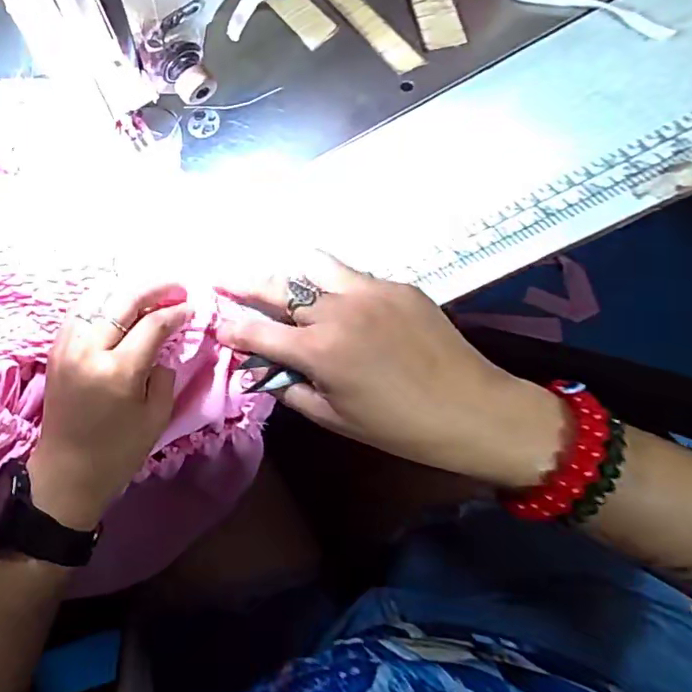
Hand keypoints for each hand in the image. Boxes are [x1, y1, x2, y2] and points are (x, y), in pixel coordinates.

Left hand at [27, 279, 191, 529]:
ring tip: (150, 291)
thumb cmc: (118, 451)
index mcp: (118, 371)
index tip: (191, 308)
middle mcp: (90, 350)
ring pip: (97, 297)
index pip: (153, 324)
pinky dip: (101, 301)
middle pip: (124, 300)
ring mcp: (67, 346)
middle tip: (177, 287)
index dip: (176, 312)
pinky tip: (118, 303)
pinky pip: (80, 311)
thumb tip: (165, 342)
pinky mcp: (55, 349)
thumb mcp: (156, 416)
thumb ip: (164, 372)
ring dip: (127, 290)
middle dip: (155, 288)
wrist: (67, 472)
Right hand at [214, 254, 570, 489]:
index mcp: (318, 350)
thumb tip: (265, 369)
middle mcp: (337, 310)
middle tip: (224, 279)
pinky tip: (340, 303)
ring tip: (284, 282)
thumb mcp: (334, 417)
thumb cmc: (398, 426)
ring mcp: (369, 290)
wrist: (473, 409)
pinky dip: (334, 285)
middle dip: (244, 283)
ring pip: (313, 264)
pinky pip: (352, 276)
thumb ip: (291, 388)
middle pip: (276, 285)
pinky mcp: (396, 285)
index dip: (231, 326)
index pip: (257, 329)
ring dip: (290, 273)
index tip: (218, 323)